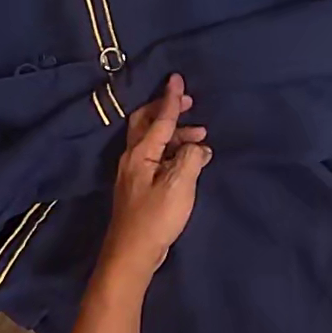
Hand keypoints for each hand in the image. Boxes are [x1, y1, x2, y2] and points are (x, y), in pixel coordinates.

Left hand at [99, 74, 211, 283]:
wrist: (131, 254)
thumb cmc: (155, 218)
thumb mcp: (180, 185)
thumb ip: (191, 158)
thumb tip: (198, 146)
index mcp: (140, 153)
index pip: (159, 119)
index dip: (171, 99)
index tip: (176, 78)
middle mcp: (133, 158)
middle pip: (147, 123)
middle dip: (168, 110)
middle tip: (190, 103)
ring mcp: (134, 173)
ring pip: (154, 141)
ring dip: (175, 133)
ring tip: (200, 137)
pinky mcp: (139, 187)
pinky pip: (156, 156)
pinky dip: (173, 150)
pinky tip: (189, 159)